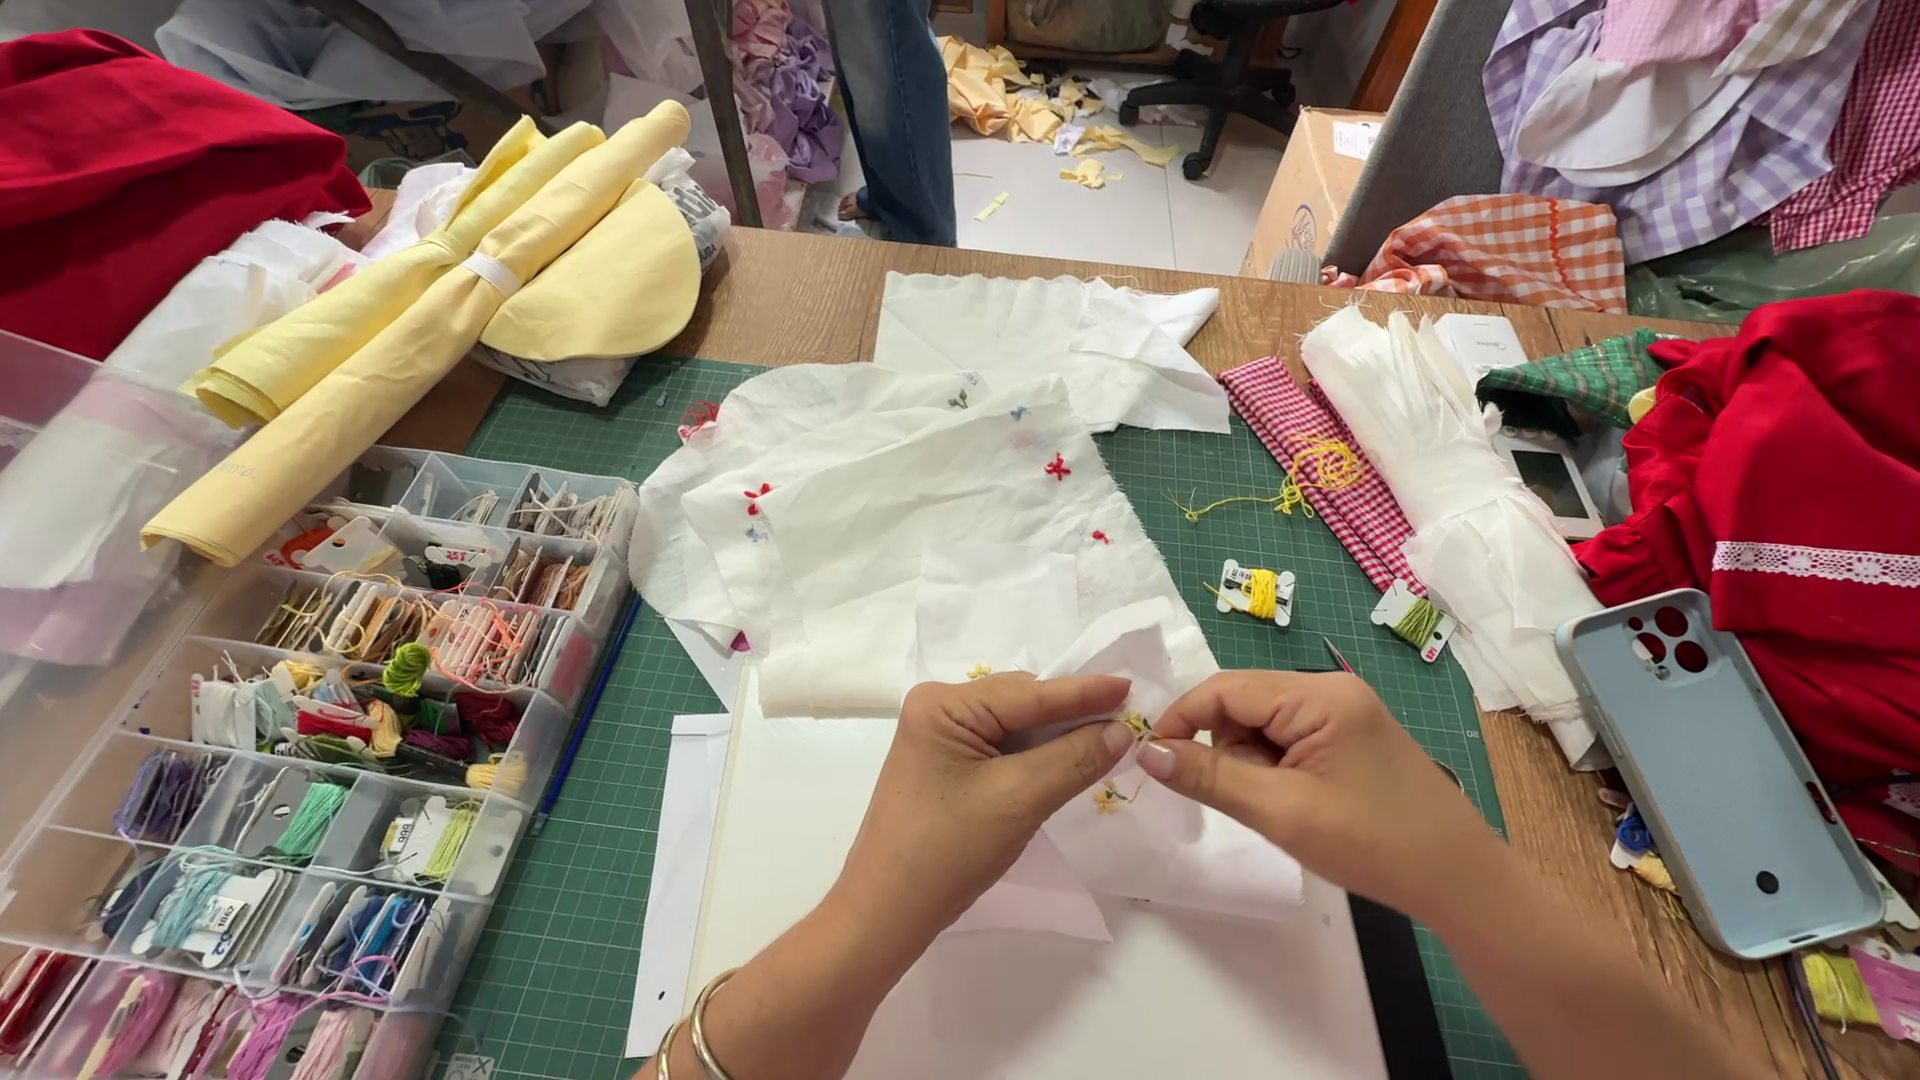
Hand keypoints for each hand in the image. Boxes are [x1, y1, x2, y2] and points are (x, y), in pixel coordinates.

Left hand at [834, 674, 1133, 940]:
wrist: (887, 913)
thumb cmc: (947, 851)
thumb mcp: (1018, 799)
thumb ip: (1073, 758)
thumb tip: (1121, 729)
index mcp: (943, 704)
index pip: (1028, 692)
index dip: (1084, 691)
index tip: (1131, 683)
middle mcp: (937, 708)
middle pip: (1020, 701)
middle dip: (1071, 713)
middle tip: (1125, 717)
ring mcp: (939, 736)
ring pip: (1014, 725)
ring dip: (1056, 734)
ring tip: (1106, 736)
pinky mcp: (946, 764)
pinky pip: (1001, 746)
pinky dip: (1036, 754)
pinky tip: (1066, 759)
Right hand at [1135, 671, 1510, 926]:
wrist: (1462, 884)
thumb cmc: (1373, 843)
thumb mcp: (1281, 811)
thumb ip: (1209, 777)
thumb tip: (1146, 752)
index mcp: (1319, 696)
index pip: (1226, 689)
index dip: (1183, 719)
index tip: (1154, 759)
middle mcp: (1330, 689)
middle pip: (1242, 702)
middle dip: (1225, 747)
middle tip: (1246, 797)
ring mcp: (1343, 710)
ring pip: (1259, 721)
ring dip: (1248, 760)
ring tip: (1278, 805)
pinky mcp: (1348, 734)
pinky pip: (1285, 736)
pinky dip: (1271, 765)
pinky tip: (1293, 800)